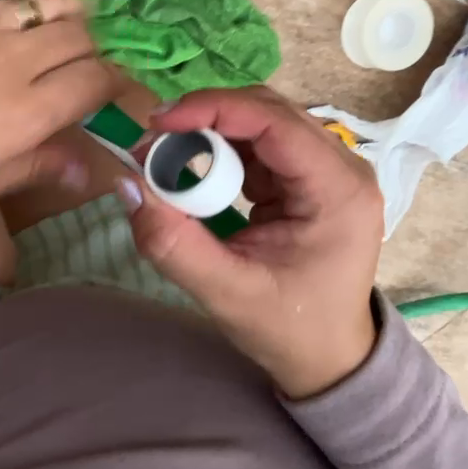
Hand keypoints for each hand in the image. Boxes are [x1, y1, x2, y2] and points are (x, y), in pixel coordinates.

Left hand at [0, 0, 121, 217]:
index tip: (114, 87)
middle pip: (75, 36)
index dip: (115, 81)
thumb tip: (85, 167)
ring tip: (72, 11)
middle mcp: (12, 60)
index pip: (96, 80)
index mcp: (30, 111)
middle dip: (93, 46)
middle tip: (86, 58)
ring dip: (65, 3)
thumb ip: (39, 166)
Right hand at [119, 88, 384, 397]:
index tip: (158, 122)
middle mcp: (341, 169)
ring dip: (207, 132)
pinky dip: (217, 150)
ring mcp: (325, 171)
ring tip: (161, 156)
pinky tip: (189, 169)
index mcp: (338, 191)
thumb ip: (172, 242)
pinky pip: (256, 145)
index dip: (213, 109)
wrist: (329, 359)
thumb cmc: (289, 329)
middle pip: (267, 112)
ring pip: (259, 123)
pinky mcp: (304, 179)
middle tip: (151, 141)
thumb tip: (126, 185)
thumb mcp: (225, 292)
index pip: (275, 122)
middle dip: (204, 118)